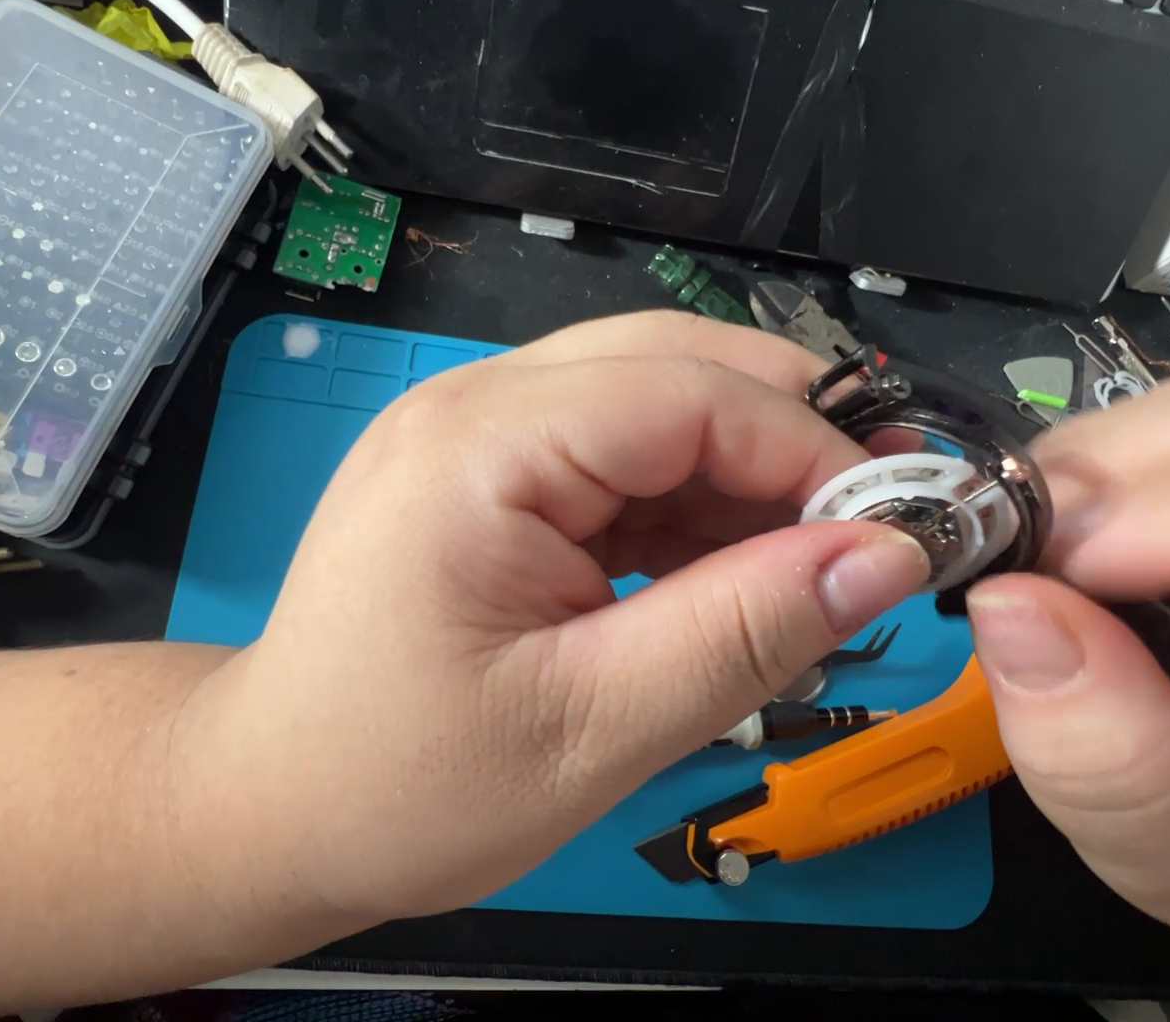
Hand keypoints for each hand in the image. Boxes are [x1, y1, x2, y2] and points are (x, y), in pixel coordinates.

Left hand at [170, 312, 929, 928]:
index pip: (688, 393)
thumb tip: (884, 557)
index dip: (810, 450)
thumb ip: (743, 632)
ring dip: (743, 476)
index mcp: (480, 446)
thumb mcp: (591, 727)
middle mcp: (474, 406)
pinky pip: (619, 459)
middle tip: (870, 526)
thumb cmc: (404, 786)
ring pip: (654, 406)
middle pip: (672, 367)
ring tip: (807, 562)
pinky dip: (690, 506)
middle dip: (785, 439)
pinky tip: (729, 568)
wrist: (273, 802)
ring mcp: (478, 432)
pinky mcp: (492, 474)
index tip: (895, 529)